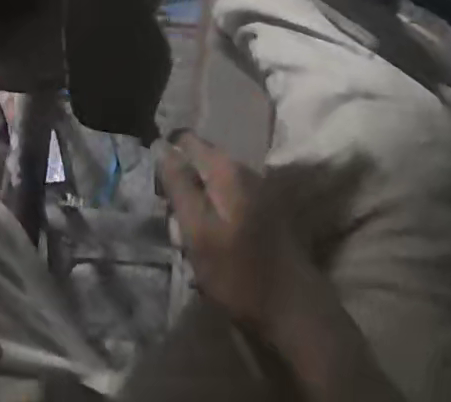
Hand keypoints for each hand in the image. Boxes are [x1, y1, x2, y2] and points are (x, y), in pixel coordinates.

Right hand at [158, 132, 324, 332]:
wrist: (294, 309)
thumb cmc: (239, 271)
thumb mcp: (198, 229)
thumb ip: (179, 184)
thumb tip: (160, 145)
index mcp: (226, 168)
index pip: (186, 140)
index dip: (166, 157)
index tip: (156, 188)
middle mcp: (245, 169)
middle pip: (200, 162)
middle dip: (182, 185)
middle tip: (173, 222)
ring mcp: (258, 189)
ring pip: (213, 184)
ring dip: (197, 205)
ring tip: (189, 239)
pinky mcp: (265, 211)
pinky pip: (228, 201)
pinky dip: (214, 216)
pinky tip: (212, 243)